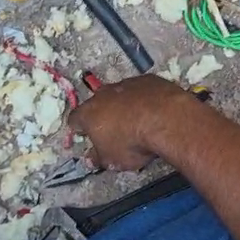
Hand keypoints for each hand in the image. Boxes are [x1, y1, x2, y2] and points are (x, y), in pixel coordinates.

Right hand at [68, 74, 200, 169]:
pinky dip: (143, 99)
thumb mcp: (111, 159)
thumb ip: (97, 158)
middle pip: (97, 104)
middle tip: (113, 131)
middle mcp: (103, 94)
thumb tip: (89, 159)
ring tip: (137, 122)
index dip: (78, 129)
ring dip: (124, 106)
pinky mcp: (148, 80)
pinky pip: (140, 90)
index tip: (86, 136)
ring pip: (119, 95)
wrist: (165, 119)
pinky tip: (153, 111)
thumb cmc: (132, 143)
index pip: (74, 119)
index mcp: (88, 114)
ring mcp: (126, 84)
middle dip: (103, 116)